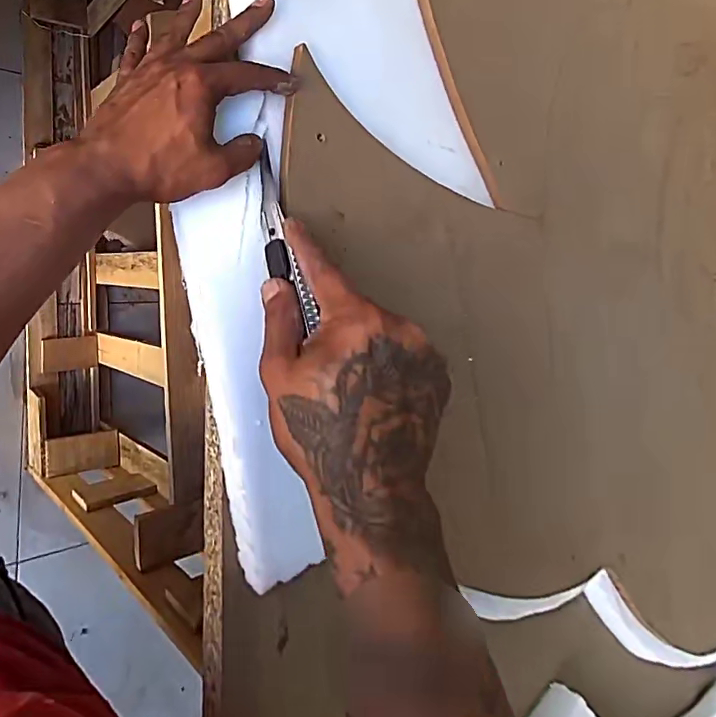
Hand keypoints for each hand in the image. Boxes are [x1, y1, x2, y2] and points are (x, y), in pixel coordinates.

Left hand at [74, 0, 294, 203]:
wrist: (103, 168)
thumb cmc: (152, 167)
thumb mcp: (210, 170)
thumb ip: (239, 155)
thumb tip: (251, 145)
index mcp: (200, 86)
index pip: (246, 76)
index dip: (270, 79)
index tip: (285, 82)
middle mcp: (175, 69)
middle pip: (217, 39)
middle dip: (244, 22)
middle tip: (261, 4)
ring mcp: (148, 73)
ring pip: (173, 35)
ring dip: (187, 16)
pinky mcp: (126, 83)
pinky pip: (135, 53)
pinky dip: (139, 38)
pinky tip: (140, 26)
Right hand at [259, 220, 451, 590]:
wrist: (371, 488)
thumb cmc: (319, 434)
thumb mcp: (280, 375)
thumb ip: (280, 322)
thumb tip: (278, 287)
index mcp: (355, 321)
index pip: (324, 271)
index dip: (305, 248)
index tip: (296, 228)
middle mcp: (396, 326)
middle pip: (352, 307)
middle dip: (330, 323)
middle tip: (314, 364)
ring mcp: (423, 351)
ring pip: (377, 330)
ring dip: (357, 343)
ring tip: (342, 390)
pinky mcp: (437, 375)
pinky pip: (401, 351)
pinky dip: (381, 360)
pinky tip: (366, 394)